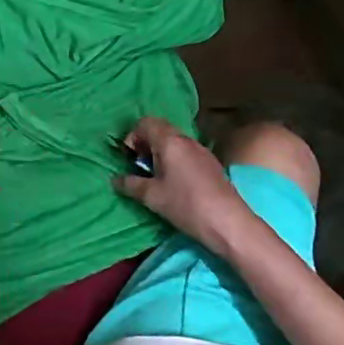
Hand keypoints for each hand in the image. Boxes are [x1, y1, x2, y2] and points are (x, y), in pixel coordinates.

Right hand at [114, 117, 256, 256]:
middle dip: (146, 144)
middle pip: (160, 129)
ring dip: (161, 152)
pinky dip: (175, 159)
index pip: (145, 123)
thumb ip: (130, 184)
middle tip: (140, 167)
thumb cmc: (185, 205)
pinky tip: (176, 183)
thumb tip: (115, 180)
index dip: (133, 136)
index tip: (130, 159)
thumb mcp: (152, 196)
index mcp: (169, 141)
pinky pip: (186, 151)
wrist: (228, 221)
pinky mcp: (210, 162)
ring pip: (174, 140)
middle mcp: (186, 139)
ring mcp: (201, 150)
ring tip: (156, 177)